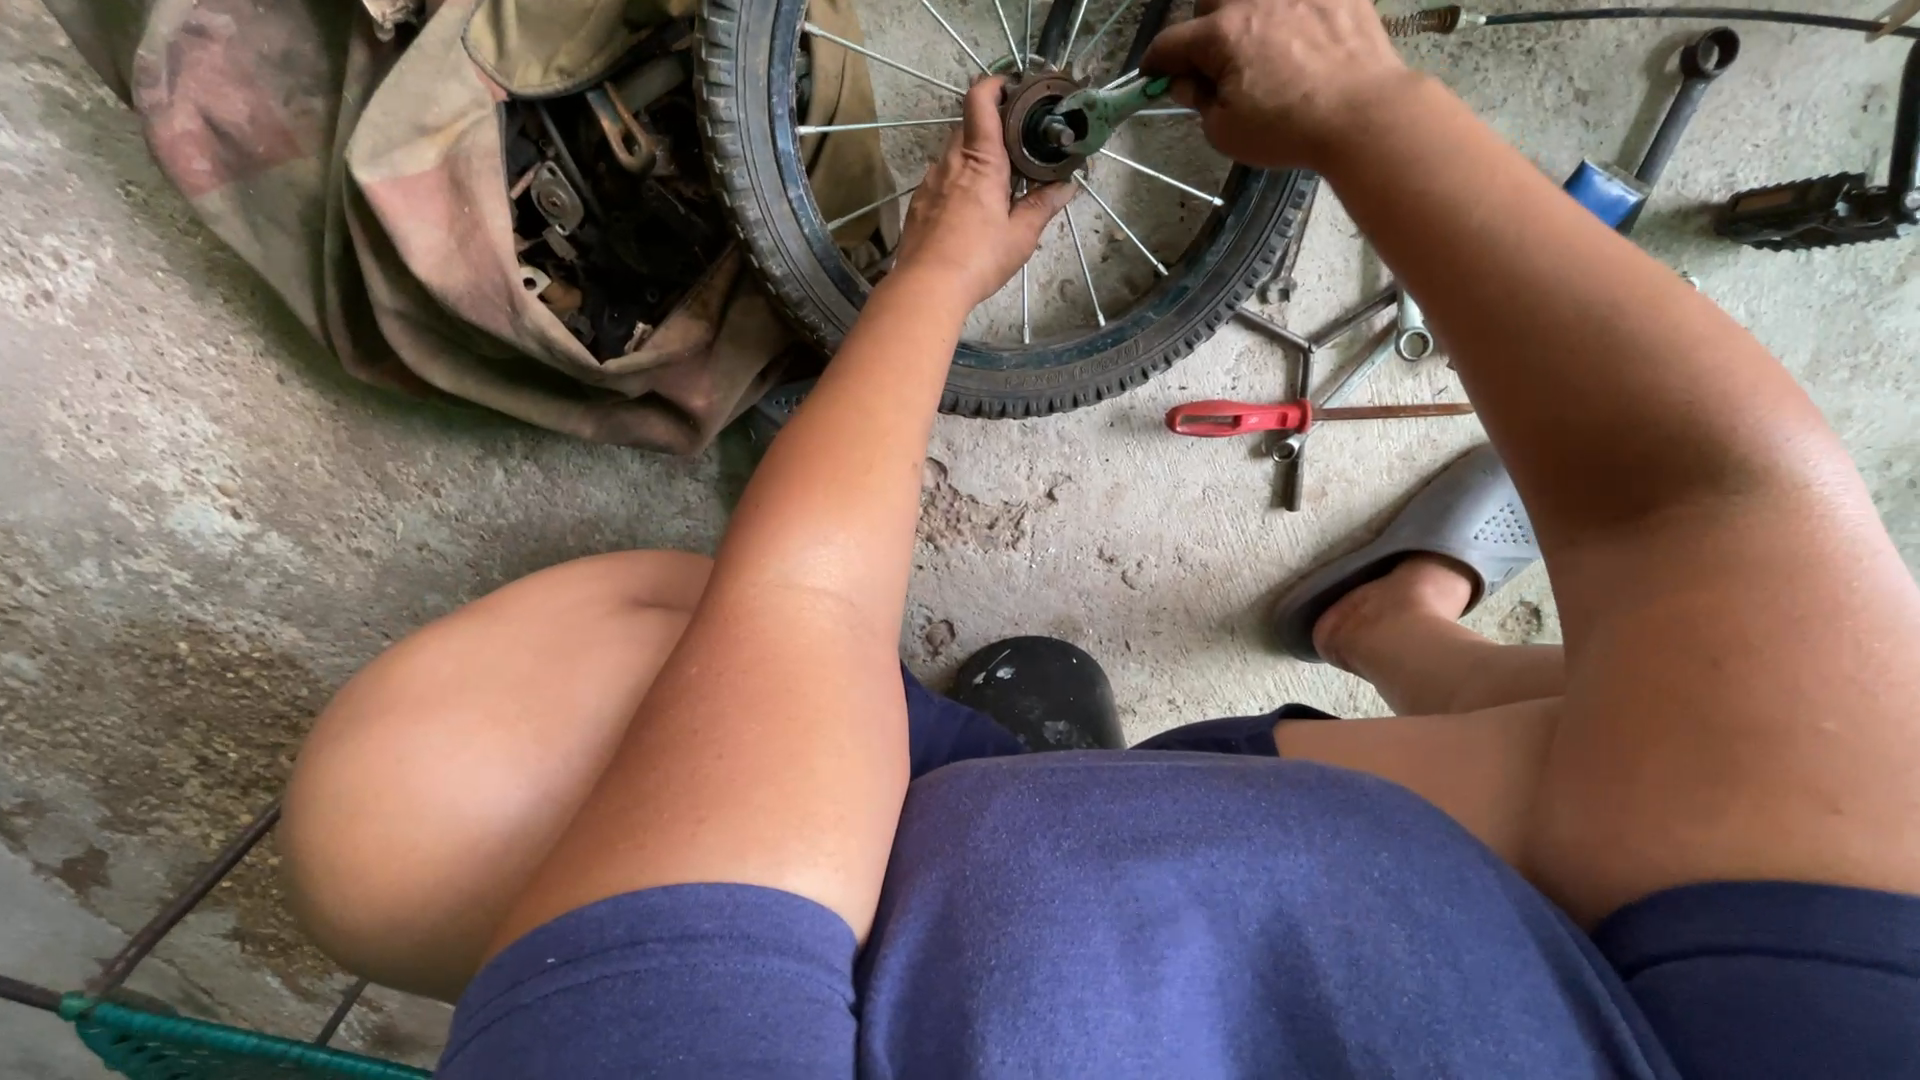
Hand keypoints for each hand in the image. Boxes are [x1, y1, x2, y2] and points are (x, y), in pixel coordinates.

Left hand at [890, 77, 1075, 308]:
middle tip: (1014, 153)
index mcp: (981, 160)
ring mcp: (930, 183)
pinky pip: (940, 182)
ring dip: (973, 163)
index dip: (995, 86)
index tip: (1011, 90)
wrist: (926, 288)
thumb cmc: (976, 259)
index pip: (980, 100)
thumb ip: (1042, 206)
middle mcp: (950, 162)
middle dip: (991, 132)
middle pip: (968, 128)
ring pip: (953, 156)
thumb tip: (1064, 187)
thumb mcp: (1020, 236)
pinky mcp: (919, 205)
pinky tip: (968, 214)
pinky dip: (956, 187)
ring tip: (994, 189)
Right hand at [1141, 0, 1417, 169]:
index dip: (1155, 64)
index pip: (1170, 44)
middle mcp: (1255, 0)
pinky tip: (1298, 37)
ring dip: (1244, 16)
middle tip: (1214, 64)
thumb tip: (1186, 83)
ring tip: (1258, 47)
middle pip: (1210, 3)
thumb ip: (1199, 101)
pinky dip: (1290, 14)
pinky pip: (1297, 0)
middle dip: (1203, 30)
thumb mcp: (1225, 132)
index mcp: (1221, 35)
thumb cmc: (1287, 129)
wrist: (1362, 113)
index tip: (1152, 77)